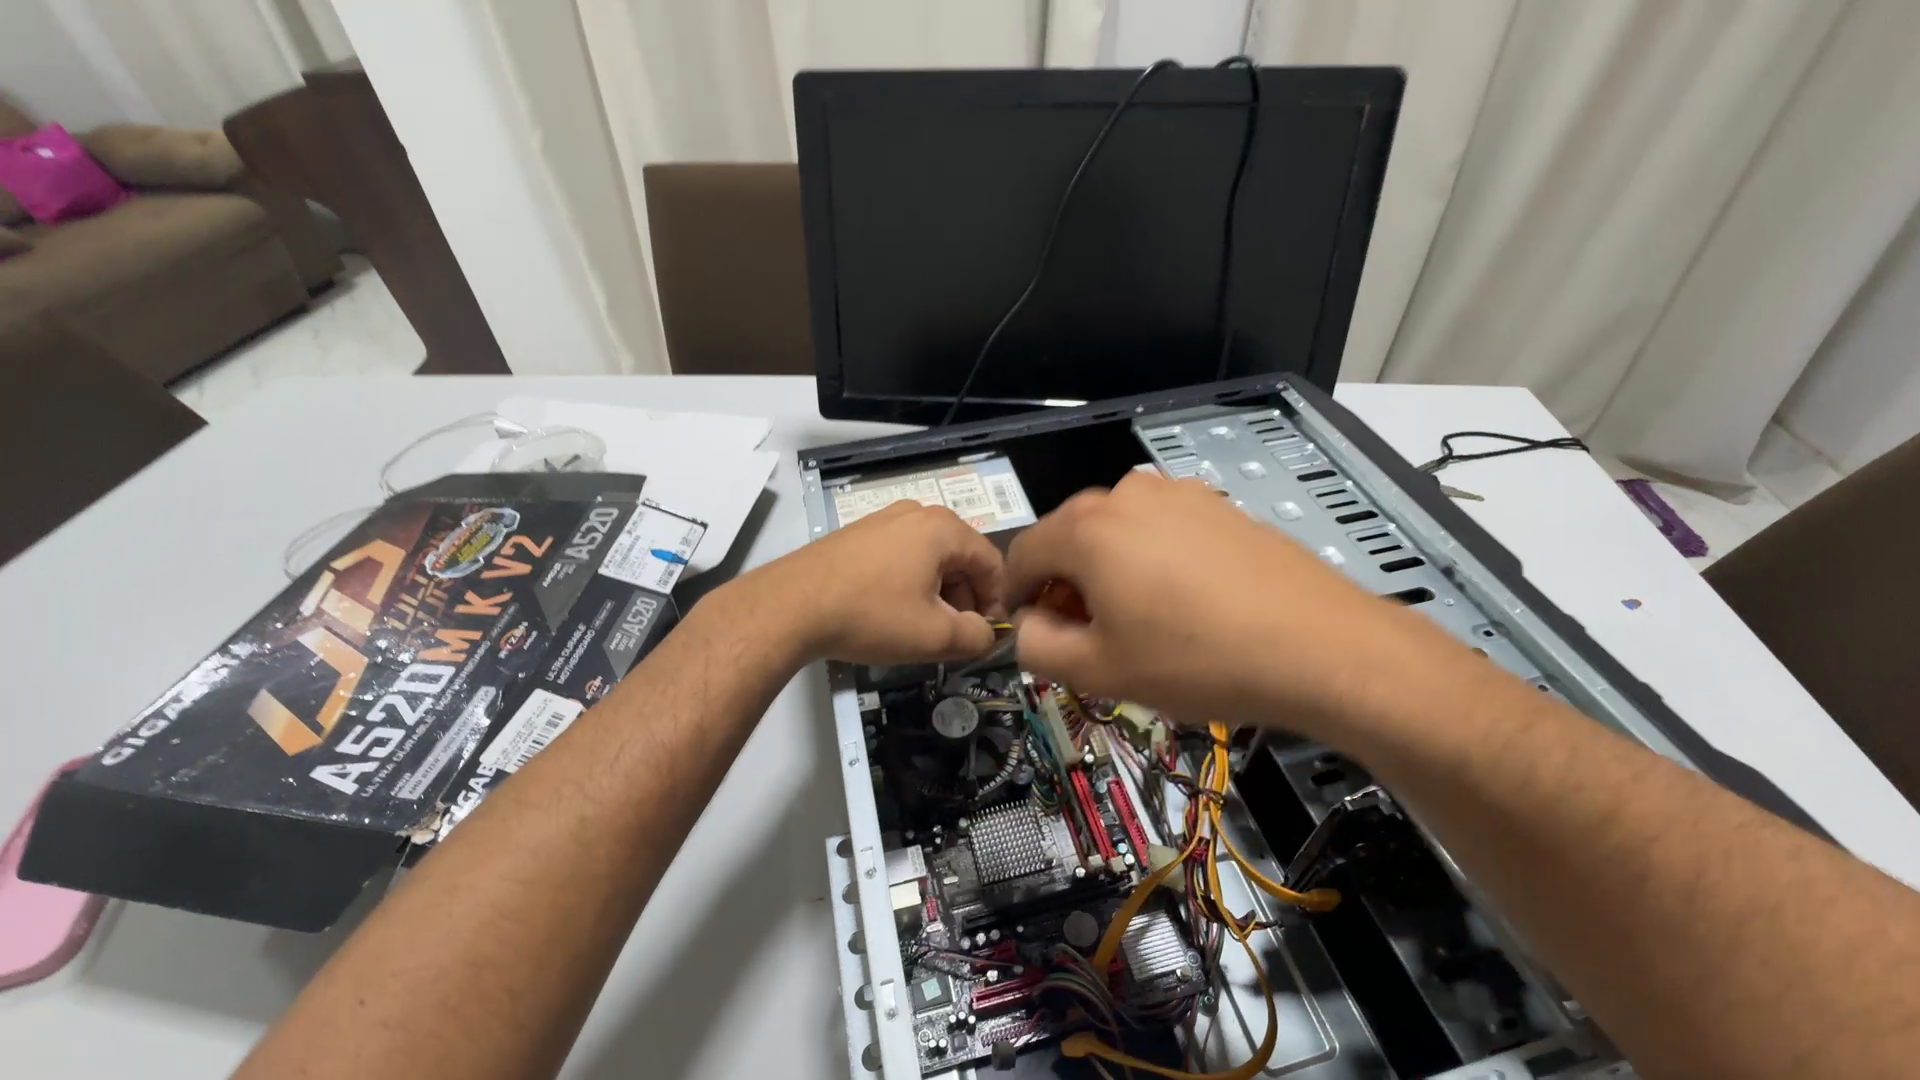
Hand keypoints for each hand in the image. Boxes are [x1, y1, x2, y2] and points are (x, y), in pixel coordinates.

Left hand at [725, 500, 1005, 666]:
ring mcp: (882, 520)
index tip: (985, 636)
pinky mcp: (855, 535)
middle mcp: (916, 513)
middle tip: (954, 637)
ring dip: (936, 595)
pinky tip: (889, 615)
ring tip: (921, 630)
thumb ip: (976, 636)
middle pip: (960, 558)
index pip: (992, 563)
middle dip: (965, 599)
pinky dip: (907, 585)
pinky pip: (899, 558)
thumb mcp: (935, 636)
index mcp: (944, 528)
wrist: (790, 606)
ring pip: (929, 559)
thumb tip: (986, 634)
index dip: (997, 603)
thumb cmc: (872, 615)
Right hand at [1005, 471, 1460, 740]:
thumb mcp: (1098, 671)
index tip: (1030, 630)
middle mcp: (1127, 495)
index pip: (1022, 554)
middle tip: (1087, 634)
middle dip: (1065, 584)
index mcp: (1086, 529)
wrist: (1318, 646)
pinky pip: (1162, 530)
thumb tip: (1030, 623)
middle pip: (1070, 538)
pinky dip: (1152, 560)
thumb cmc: (1197, 660)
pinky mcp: (1218, 506)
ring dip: (1109, 571)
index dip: (1015, 595)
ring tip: (1139, 620)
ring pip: (1117, 532)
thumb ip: (1036, 647)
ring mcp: (1179, 494)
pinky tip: (1185, 602)